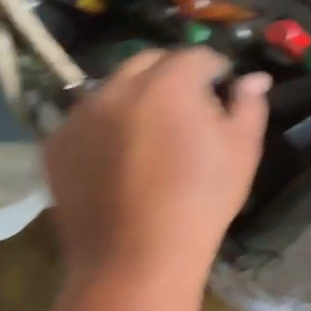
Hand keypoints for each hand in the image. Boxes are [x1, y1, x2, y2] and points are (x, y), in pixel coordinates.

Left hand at [43, 48, 270, 290]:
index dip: (217, 70)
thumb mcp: (242, 150)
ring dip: (137, 98)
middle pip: (149, 62)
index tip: (224, 93)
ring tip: (152, 135)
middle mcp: (117, 87)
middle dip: (173, 75)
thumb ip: (249, 104)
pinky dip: (107, 126)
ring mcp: (80, 114)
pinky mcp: (56, 143)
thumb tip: (254, 78)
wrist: (137, 255)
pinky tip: (122, 158)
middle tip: (190, 110)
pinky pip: (87, 120)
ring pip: (114, 88)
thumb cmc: (202, 198)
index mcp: (169, 84)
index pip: (197, 55)